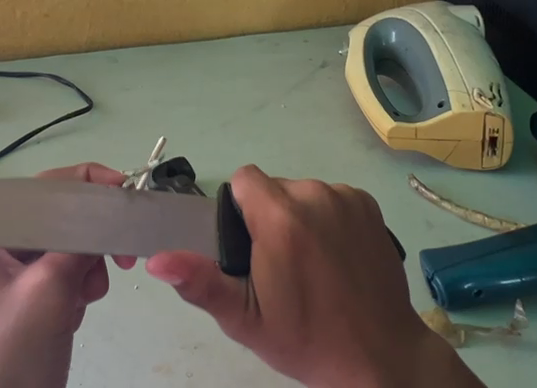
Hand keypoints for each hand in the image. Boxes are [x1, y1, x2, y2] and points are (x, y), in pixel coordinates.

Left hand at [0, 163, 136, 387]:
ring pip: (57, 247)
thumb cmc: (5, 359)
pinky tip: (68, 317)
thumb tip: (112, 207)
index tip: (128, 192)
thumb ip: (80, 241)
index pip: (40, 186)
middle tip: (121, 259)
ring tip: (80, 304)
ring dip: (81, 270)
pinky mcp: (10, 303)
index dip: (87, 182)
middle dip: (87, 238)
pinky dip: (70, 290)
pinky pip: (51, 275)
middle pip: (52, 215)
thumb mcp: (49, 291)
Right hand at [148, 166, 481, 387]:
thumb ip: (200, 282)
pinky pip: (332, 197)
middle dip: (269, 216)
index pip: (244, 179)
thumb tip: (157, 259)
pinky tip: (336, 254)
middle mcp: (313, 195)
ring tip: (311, 262)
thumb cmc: (306, 339)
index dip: (240, 208)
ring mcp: (344, 197)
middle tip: (280, 263)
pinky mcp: (367, 204)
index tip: (250, 243)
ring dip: (299, 216)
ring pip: (303, 191)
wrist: (380, 357)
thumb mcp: (246, 320)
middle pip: (273, 187)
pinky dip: (328, 218)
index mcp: (280, 217)